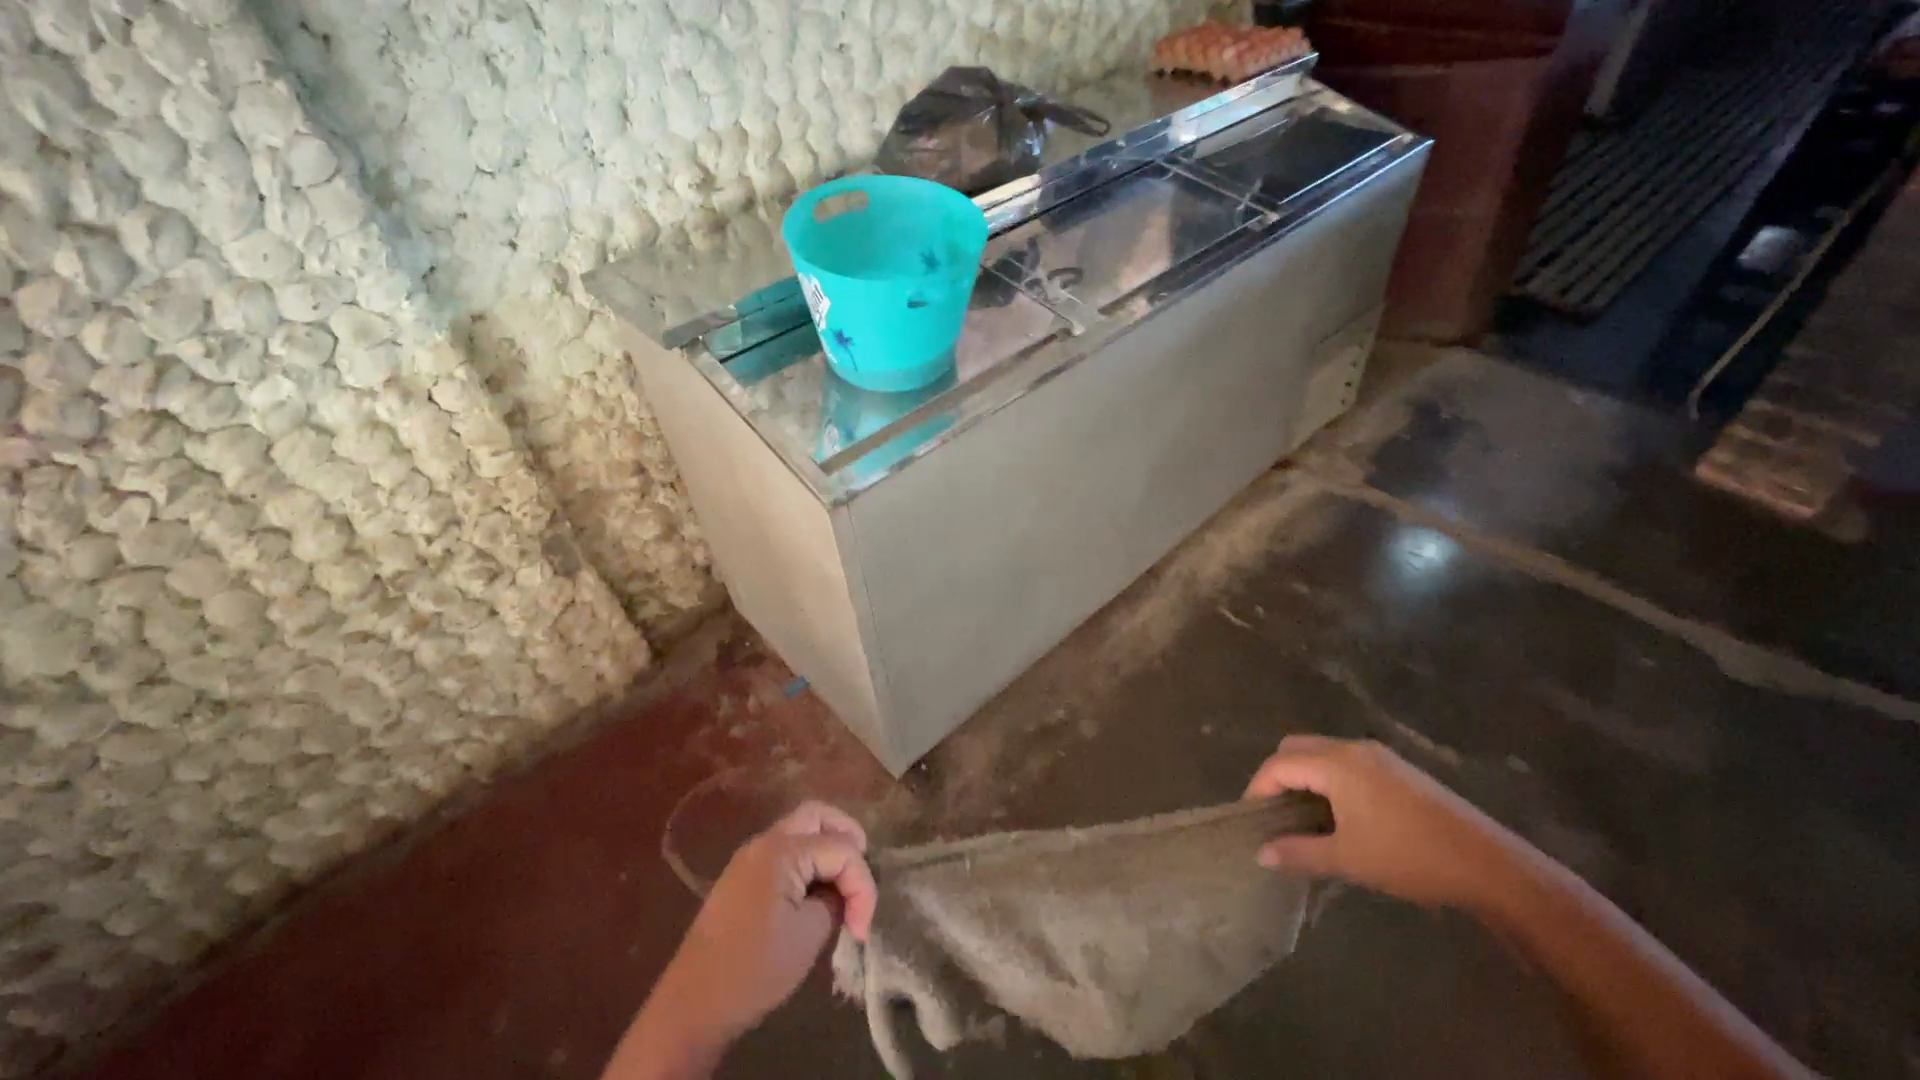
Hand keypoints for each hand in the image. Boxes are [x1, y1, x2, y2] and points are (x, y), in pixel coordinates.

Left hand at [622, 802, 876, 1074]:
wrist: (695, 1002)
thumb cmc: (756, 968)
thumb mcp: (811, 933)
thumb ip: (836, 900)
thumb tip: (841, 891)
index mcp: (781, 851)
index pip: (842, 848)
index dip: (862, 886)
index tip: (862, 930)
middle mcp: (764, 843)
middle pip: (818, 816)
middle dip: (849, 840)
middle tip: (861, 879)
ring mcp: (749, 859)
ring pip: (801, 832)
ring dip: (828, 852)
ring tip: (843, 891)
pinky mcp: (743, 879)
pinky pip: (785, 854)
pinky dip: (809, 864)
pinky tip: (818, 896)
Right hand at [1243, 736, 1518, 909]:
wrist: (1486, 863)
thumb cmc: (1408, 857)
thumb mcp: (1347, 859)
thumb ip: (1298, 852)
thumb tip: (1260, 852)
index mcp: (1337, 764)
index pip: (1279, 764)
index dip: (1258, 789)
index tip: (1251, 821)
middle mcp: (1354, 749)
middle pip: (1297, 748)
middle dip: (1277, 776)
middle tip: (1273, 815)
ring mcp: (1380, 757)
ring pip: (1323, 753)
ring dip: (1304, 777)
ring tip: (1301, 818)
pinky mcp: (1398, 770)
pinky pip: (1346, 763)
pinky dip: (1328, 779)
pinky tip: (1337, 816)